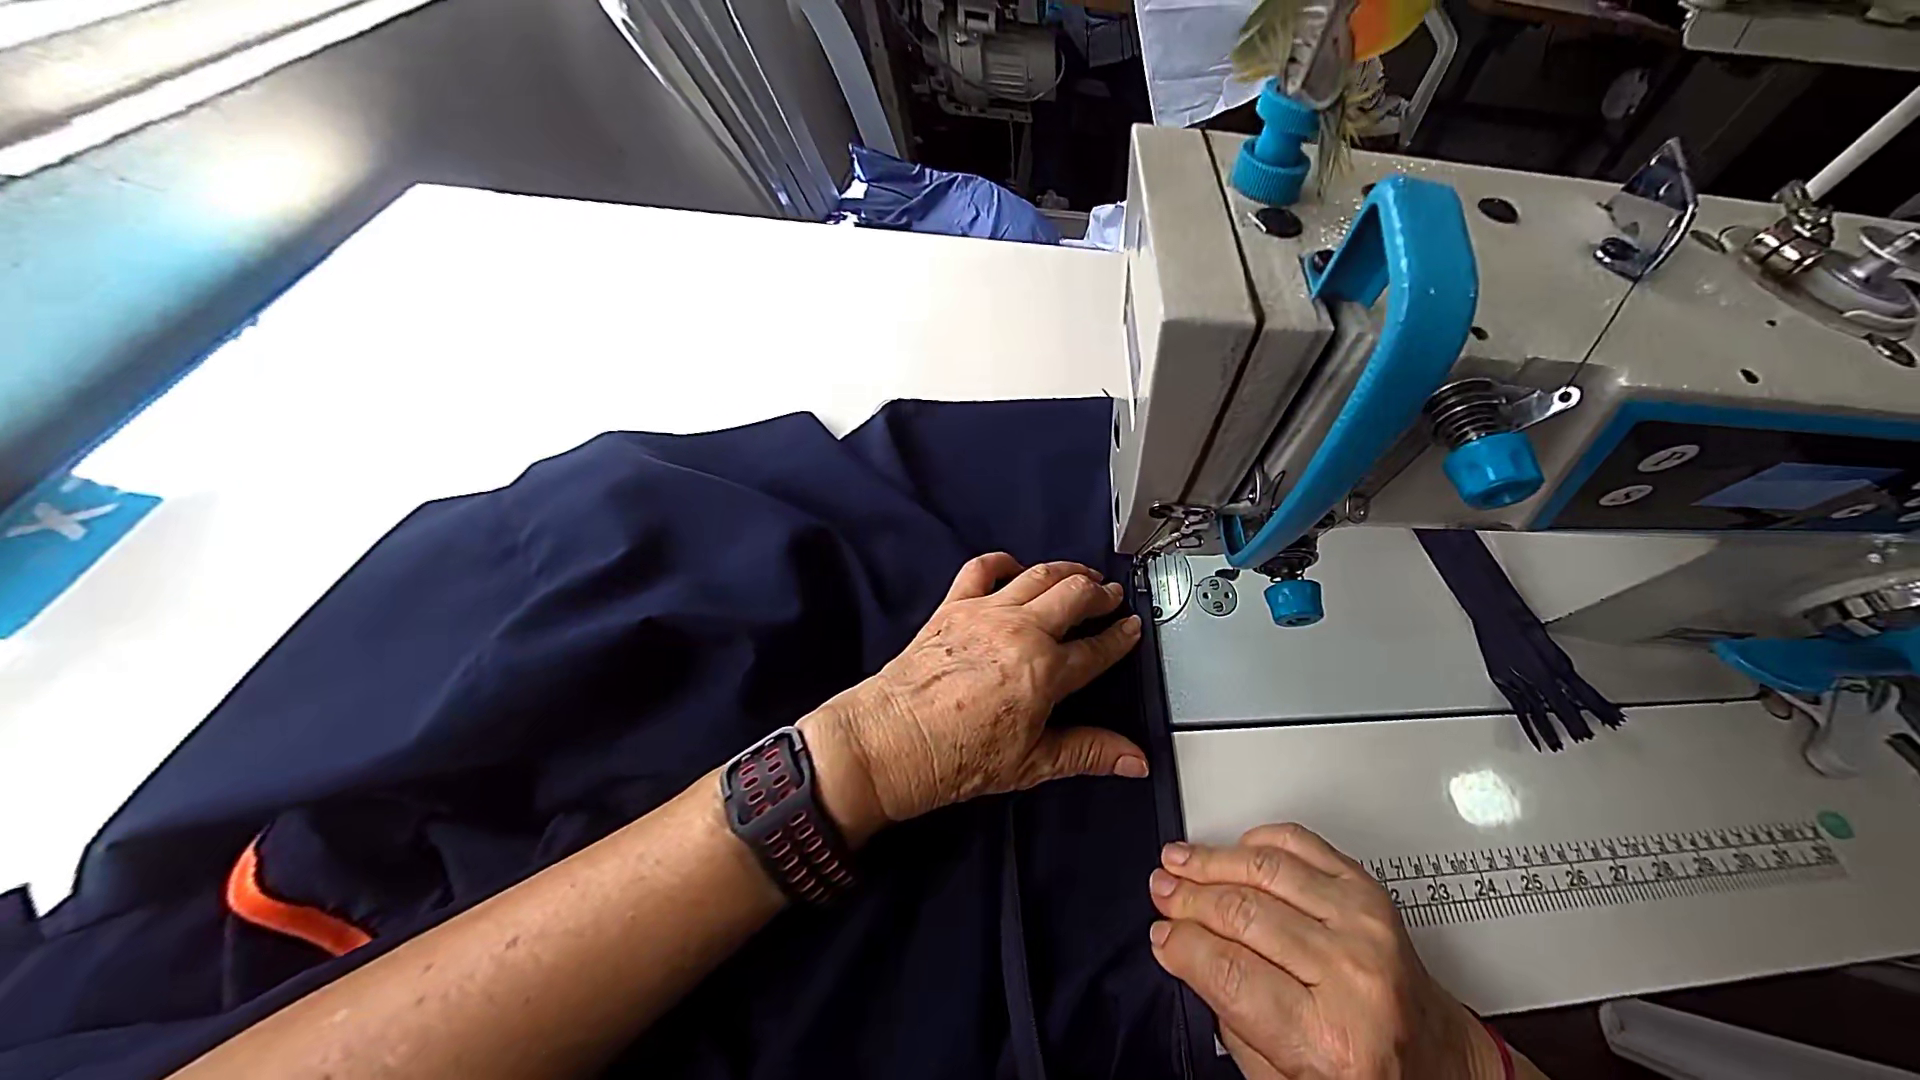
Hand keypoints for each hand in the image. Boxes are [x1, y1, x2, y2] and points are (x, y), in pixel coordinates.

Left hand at [801, 553, 1145, 836]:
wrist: (890, 742)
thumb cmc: (953, 755)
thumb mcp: (1031, 764)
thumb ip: (1088, 752)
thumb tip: (1131, 759)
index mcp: (1044, 672)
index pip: (1098, 648)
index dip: (1121, 637)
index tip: (1130, 629)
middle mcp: (1019, 632)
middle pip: (1075, 596)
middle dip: (1101, 594)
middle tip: (1111, 597)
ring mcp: (985, 613)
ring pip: (1039, 575)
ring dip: (1066, 571)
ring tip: (1081, 575)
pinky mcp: (953, 606)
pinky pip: (982, 568)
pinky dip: (1002, 561)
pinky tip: (1015, 565)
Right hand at [1147, 825, 1506, 1079]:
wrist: (1441, 1063)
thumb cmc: (1367, 1073)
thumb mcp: (1286, 1079)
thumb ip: (1231, 1015)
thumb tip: (1188, 948)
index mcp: (1332, 1040)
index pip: (1227, 970)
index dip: (1180, 944)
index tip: (1161, 934)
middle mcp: (1353, 977)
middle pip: (1239, 912)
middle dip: (1185, 898)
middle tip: (1161, 891)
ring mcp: (1363, 924)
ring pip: (1261, 868)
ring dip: (1209, 860)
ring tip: (1180, 860)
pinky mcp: (1369, 891)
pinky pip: (1297, 843)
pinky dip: (1256, 838)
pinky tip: (1232, 848)